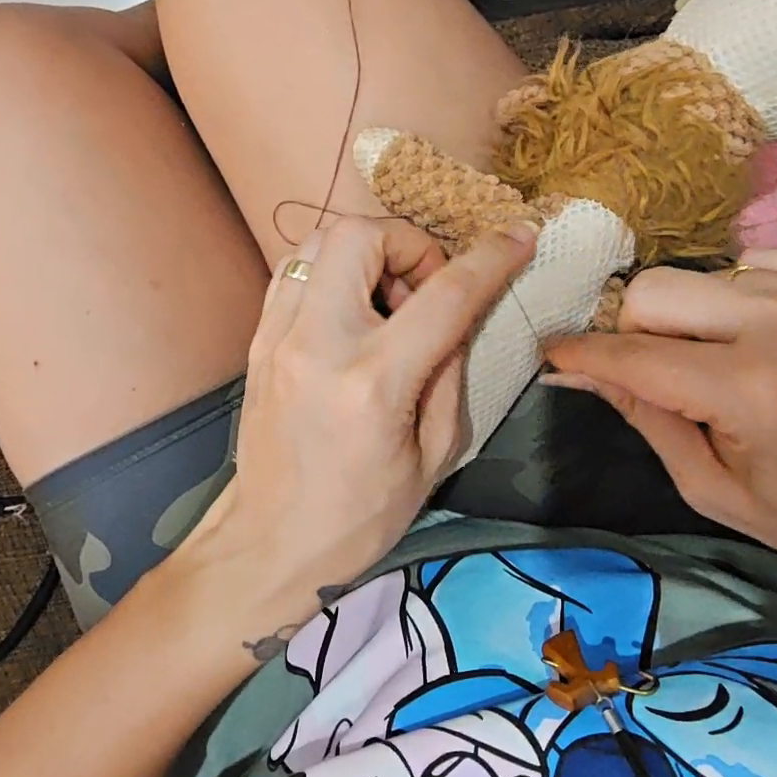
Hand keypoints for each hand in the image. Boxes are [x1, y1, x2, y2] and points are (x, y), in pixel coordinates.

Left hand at [185, 216, 536, 636]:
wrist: (268, 542)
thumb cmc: (360, 514)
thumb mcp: (432, 454)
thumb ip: (451, 373)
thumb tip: (458, 316)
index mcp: (372, 381)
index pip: (442, 296)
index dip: (491, 258)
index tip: (519, 237)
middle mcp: (316, 342)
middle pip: (360, 235)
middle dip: (408, 244)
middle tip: (424, 290)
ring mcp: (276, 335)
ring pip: (319, 240)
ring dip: (367, 253)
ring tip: (386, 303)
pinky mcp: (257, 339)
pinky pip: (295, 270)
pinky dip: (332, 271)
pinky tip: (351, 313)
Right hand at [543, 248, 776, 611]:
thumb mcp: (721, 493)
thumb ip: (645, 418)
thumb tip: (578, 368)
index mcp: (754, 390)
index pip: (631, 351)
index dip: (581, 351)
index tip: (555, 350)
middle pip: (657, 286)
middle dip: (639, 328)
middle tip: (663, 370)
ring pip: (709, 272)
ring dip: (701, 315)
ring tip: (733, 359)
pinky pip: (767, 263)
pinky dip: (753, 298)